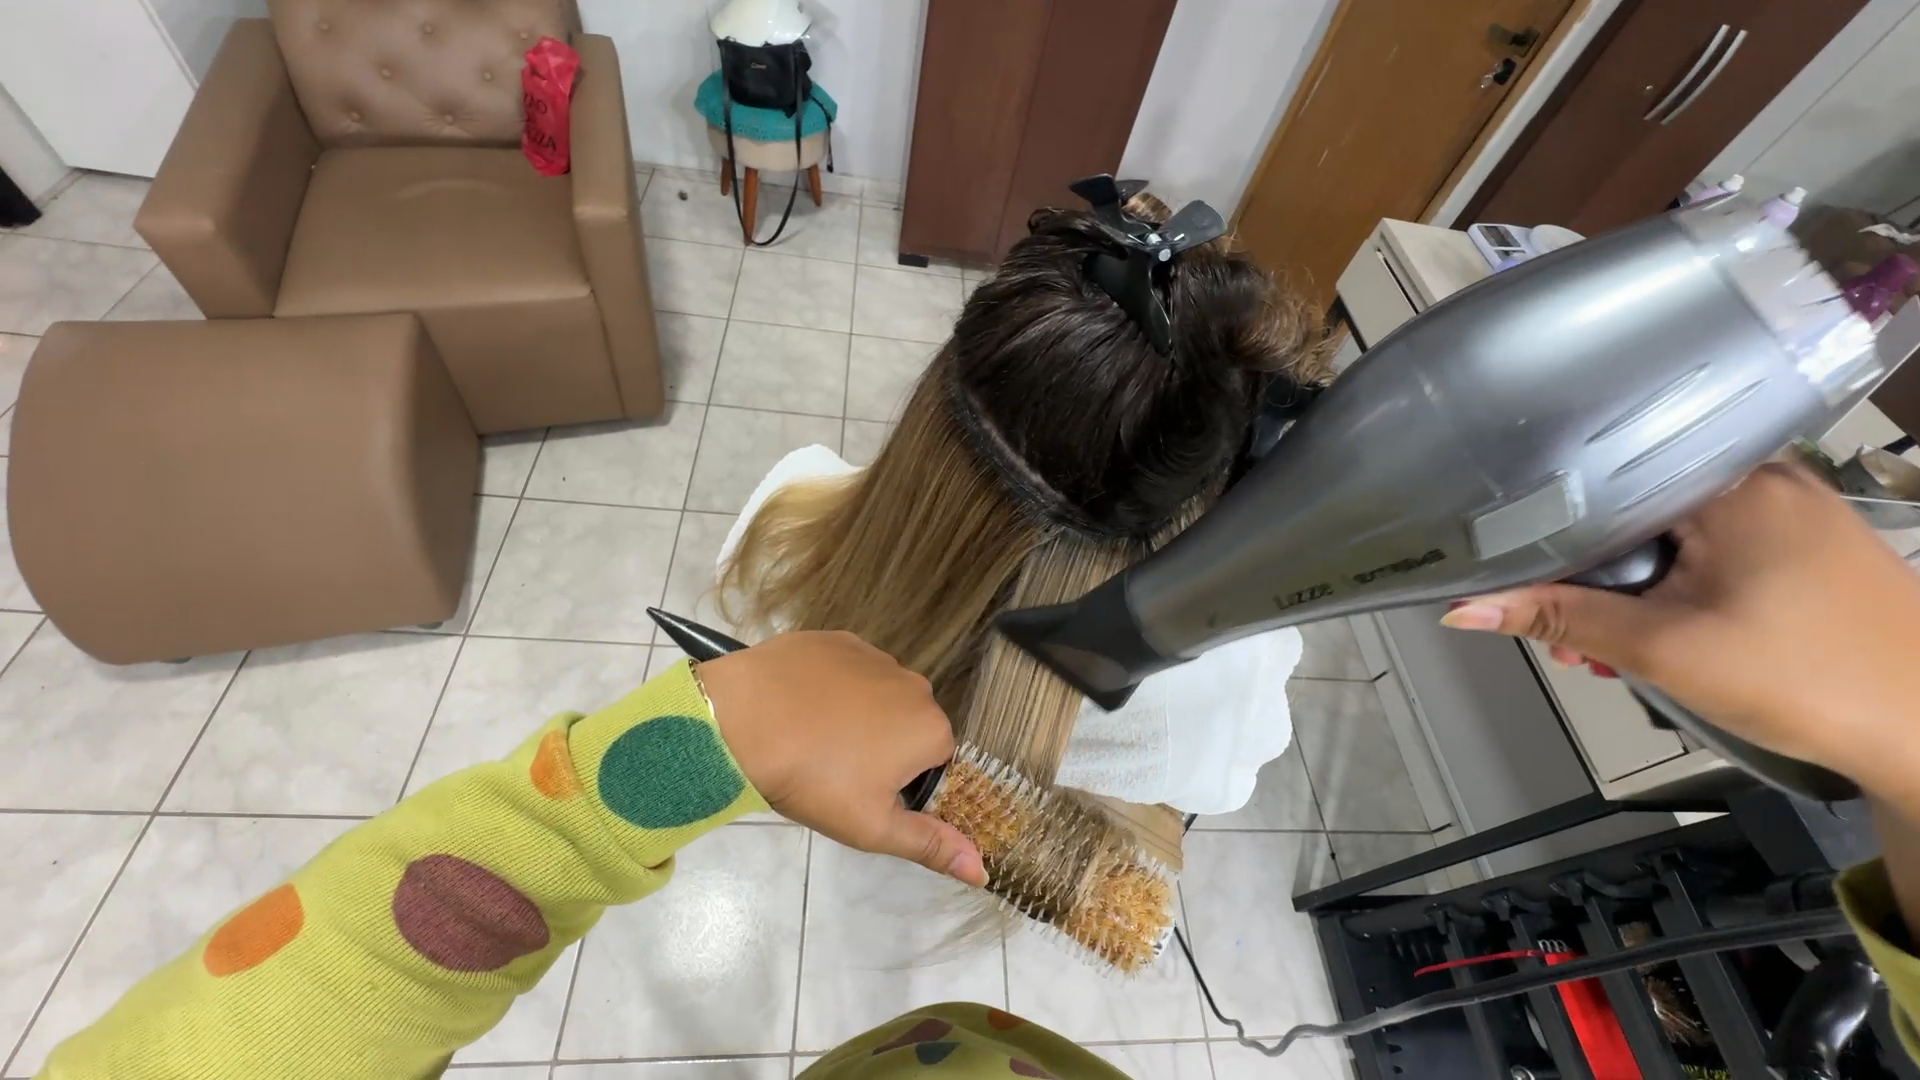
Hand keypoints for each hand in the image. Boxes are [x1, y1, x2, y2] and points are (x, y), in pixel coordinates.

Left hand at [697, 631, 987, 886]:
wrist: (743, 719)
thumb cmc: (815, 779)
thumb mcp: (873, 826)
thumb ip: (931, 845)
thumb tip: (983, 871)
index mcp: (931, 728)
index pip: (935, 761)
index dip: (903, 782)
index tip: (865, 793)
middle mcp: (914, 683)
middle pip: (908, 724)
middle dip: (884, 746)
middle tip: (838, 771)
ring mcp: (874, 655)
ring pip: (878, 695)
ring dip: (858, 715)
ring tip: (814, 739)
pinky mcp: (837, 640)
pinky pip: (846, 669)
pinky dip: (832, 687)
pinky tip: (801, 706)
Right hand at [1440, 464, 1919, 799]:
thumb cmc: (1802, 680)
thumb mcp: (1659, 647)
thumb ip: (1554, 618)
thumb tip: (1460, 611)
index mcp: (1734, 486)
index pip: (1602, 489)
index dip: (1546, 536)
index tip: (1515, 583)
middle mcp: (1763, 483)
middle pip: (1629, 517)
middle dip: (1584, 580)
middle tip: (1561, 637)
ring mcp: (1788, 514)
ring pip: (1662, 540)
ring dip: (1621, 592)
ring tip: (1602, 650)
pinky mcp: (1799, 548)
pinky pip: (1700, 553)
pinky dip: (1665, 591)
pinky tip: (1651, 635)